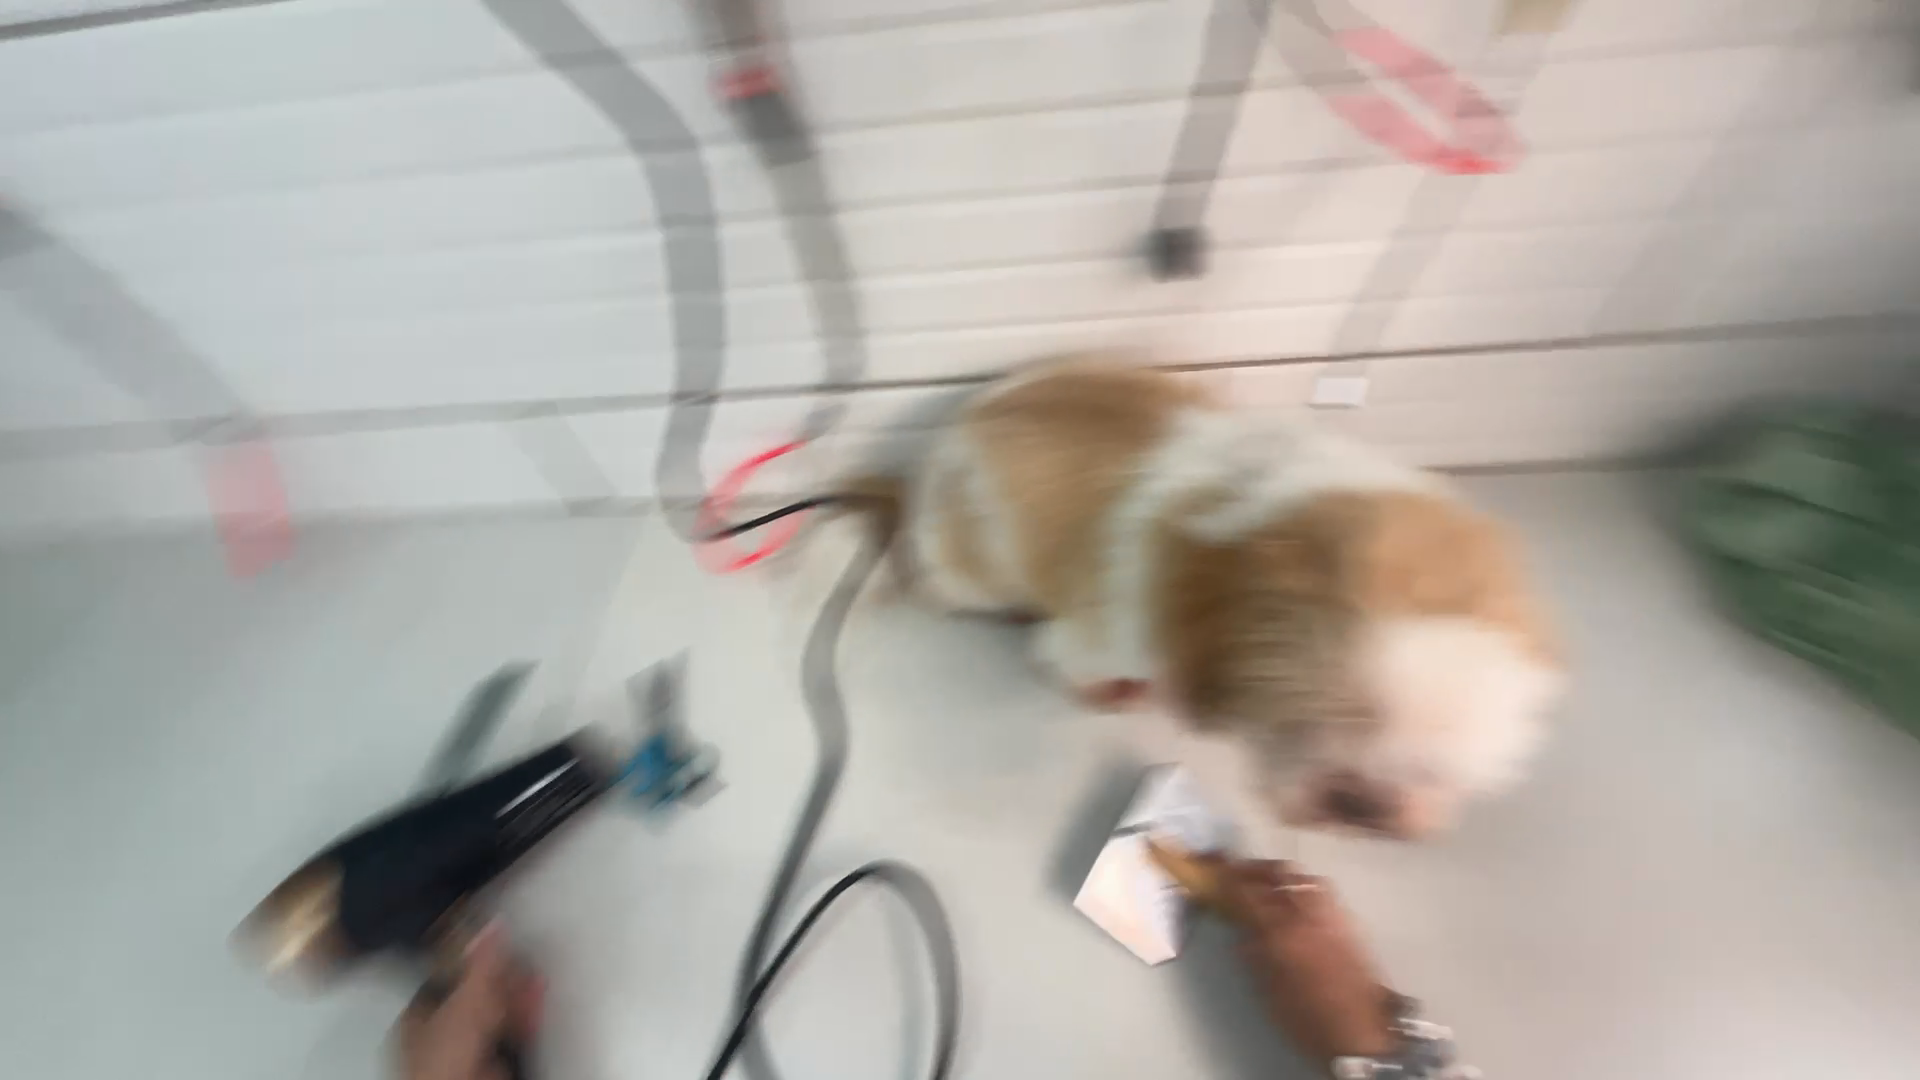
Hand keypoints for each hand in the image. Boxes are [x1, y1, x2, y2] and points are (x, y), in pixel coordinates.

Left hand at [396, 924, 544, 1079]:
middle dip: (507, 977)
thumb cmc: (448, 1053)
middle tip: (525, 966)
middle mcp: (438, 1029)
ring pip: (496, 1008)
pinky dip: (524, 1014)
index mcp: (418, 1014)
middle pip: (478, 990)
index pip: (451, 974)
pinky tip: (536, 1004)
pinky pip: (508, 1026)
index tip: (503, 947)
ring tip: (535, 985)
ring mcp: (463, 1045)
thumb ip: (483, 962)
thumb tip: (494, 923)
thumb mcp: (467, 1000)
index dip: (478, 959)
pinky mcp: (488, 1056)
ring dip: (519, 994)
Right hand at [1150, 845, 1396, 1065]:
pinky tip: (1301, 901)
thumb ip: (1252, 955)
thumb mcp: (1267, 992)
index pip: (1248, 891)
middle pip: (1277, 872)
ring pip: (1303, 877)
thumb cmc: (1306, 1020)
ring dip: (1283, 874)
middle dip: (1257, 868)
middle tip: (1244, 873)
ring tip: (1274, 883)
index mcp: (1279, 933)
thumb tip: (1241, 930)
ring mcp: (1329, 917)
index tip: (1220, 873)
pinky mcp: (1349, 924)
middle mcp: (1304, 916)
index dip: (1230, 877)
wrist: (1363, 1038)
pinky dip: (1306, 887)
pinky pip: (1324, 891)